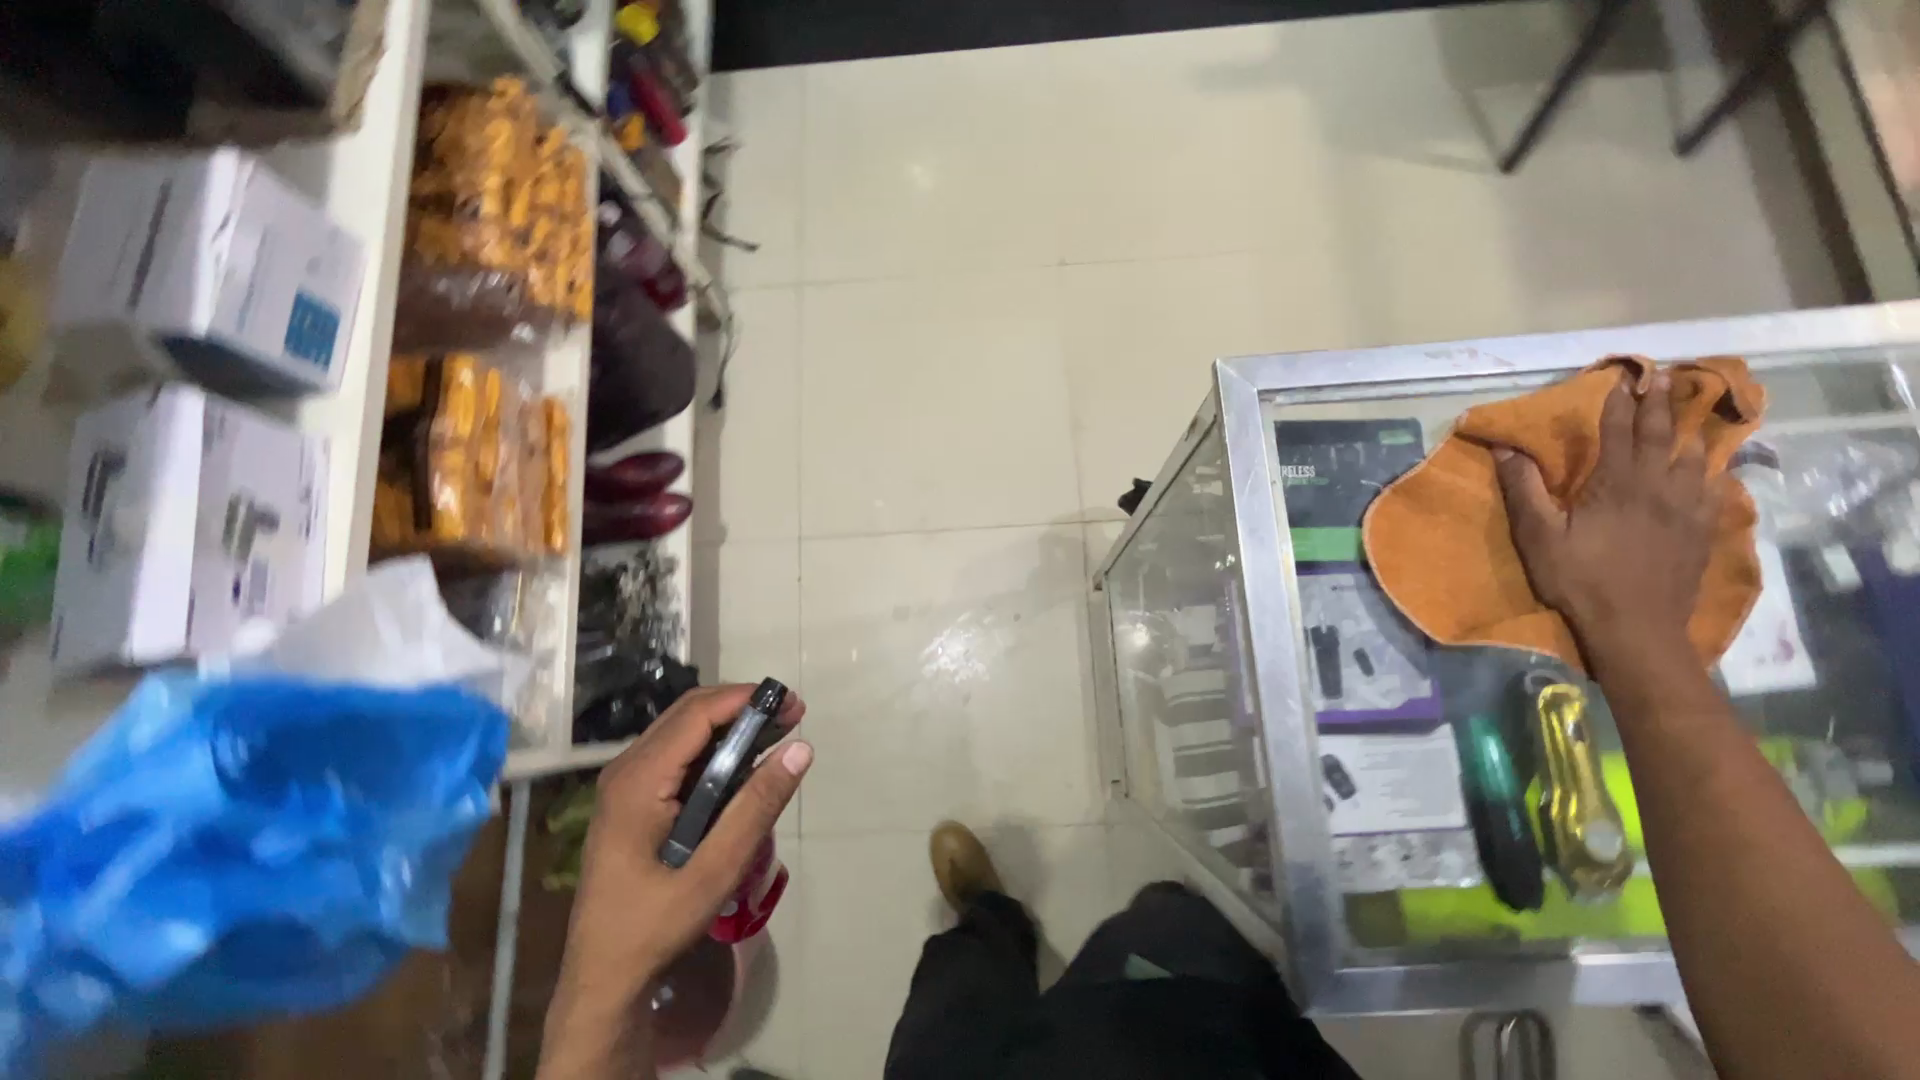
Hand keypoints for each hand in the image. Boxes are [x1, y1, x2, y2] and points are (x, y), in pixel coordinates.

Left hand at [539, 685, 809, 1075]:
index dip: (746, 700)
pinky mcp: (632, 801)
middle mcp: (626, 770)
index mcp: (637, 781)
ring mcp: (625, 785)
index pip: (696, 714)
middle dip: (742, 707)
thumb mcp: (714, 871)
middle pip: (688, 714)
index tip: (793, 705)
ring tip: (777, 737)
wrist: (601, 978)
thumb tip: (800, 749)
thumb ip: (756, 807)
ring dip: (730, 727)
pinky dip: (715, 750)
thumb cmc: (653, 927)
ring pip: (683, 732)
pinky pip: (677, 756)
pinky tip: (744, 768)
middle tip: (793, 718)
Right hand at [1493, 371, 1721, 652]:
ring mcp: (1688, 508)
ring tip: (1691, 417)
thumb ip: (1523, 489)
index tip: (1622, 379)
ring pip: (1696, 458)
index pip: (1619, 432)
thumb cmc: (1578, 579)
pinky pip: (1715, 490)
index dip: (1619, 404)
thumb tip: (1505, 448)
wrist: (1636, 626)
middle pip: (1663, 434)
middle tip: (1665, 378)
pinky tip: (1710, 471)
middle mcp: (1660, 486)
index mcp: (1618, 484)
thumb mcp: (1538, 536)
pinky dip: (1712, 472)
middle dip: (1661, 404)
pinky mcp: (1704, 530)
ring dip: (1690, 432)